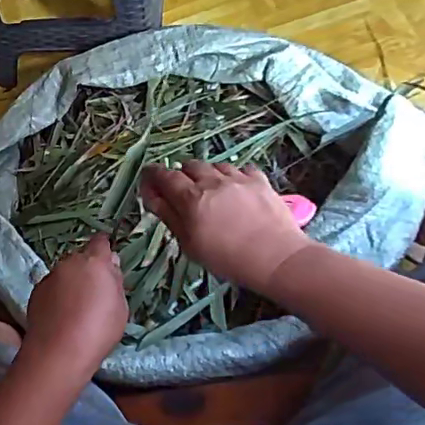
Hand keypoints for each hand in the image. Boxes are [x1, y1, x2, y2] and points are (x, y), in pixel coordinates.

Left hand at [22, 233, 128, 375]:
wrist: (58, 353)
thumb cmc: (99, 330)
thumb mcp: (121, 307)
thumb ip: (115, 281)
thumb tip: (110, 266)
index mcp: (94, 262)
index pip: (100, 242)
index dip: (105, 250)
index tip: (108, 262)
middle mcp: (69, 263)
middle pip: (81, 259)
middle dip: (88, 269)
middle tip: (95, 292)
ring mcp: (49, 277)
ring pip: (65, 273)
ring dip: (71, 282)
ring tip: (77, 307)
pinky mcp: (36, 292)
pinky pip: (52, 287)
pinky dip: (57, 295)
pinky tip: (62, 315)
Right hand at [140, 160, 313, 290]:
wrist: (275, 257)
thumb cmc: (227, 258)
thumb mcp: (190, 245)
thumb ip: (170, 217)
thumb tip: (153, 197)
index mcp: (191, 197)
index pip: (164, 176)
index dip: (152, 175)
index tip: (149, 181)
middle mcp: (212, 181)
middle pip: (190, 166)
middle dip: (182, 175)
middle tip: (183, 192)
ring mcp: (238, 178)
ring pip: (215, 166)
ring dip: (208, 175)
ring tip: (211, 191)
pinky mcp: (259, 180)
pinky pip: (242, 169)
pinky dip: (234, 176)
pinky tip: (237, 189)